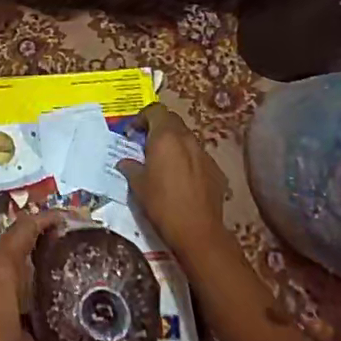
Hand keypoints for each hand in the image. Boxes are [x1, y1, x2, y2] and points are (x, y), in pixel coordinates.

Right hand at [116, 104, 234, 263]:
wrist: (198, 231)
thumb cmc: (162, 204)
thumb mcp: (139, 186)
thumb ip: (131, 168)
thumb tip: (125, 162)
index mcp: (166, 137)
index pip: (155, 110)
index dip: (142, 118)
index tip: (133, 133)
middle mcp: (187, 138)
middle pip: (171, 120)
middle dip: (157, 128)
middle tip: (145, 145)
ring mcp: (204, 152)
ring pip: (186, 138)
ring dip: (173, 144)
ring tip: (163, 163)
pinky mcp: (215, 169)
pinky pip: (198, 156)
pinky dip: (187, 160)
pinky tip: (181, 180)